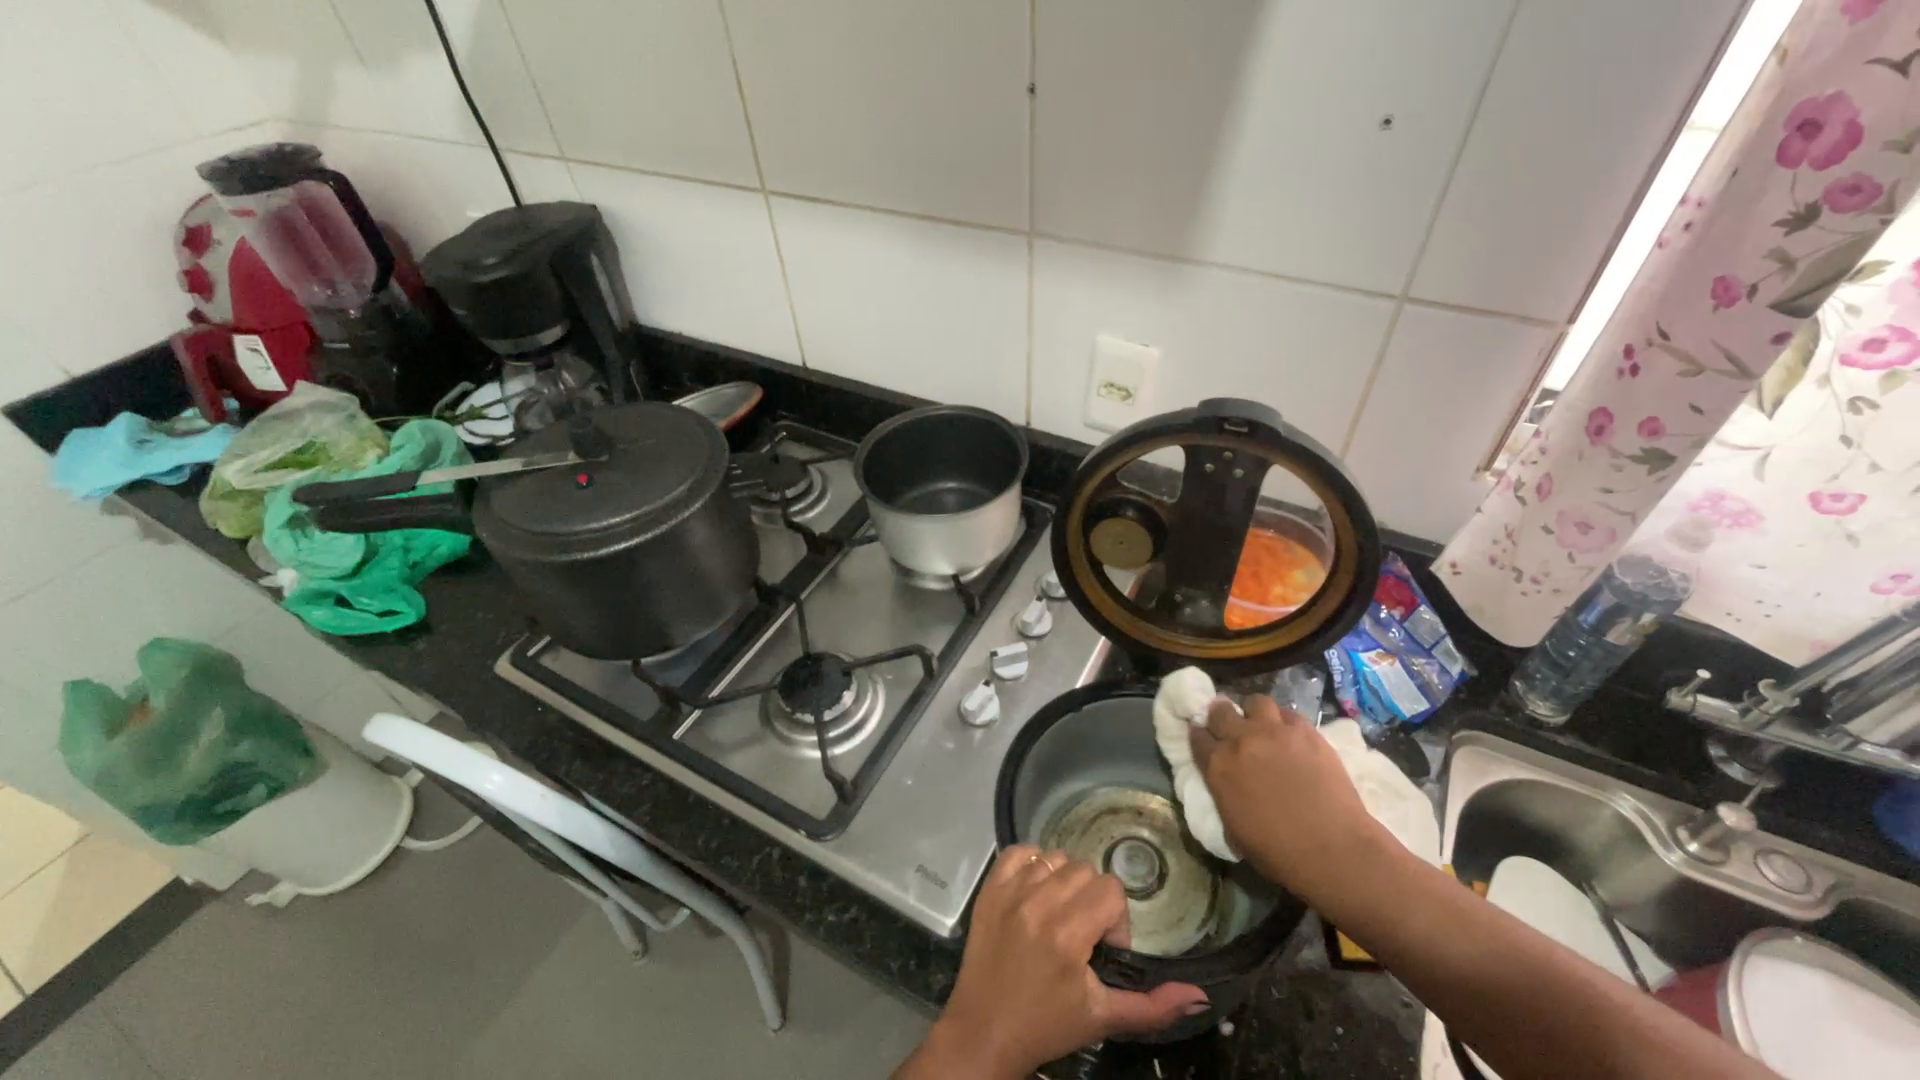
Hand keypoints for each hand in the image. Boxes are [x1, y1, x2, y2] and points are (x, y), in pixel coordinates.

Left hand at [900, 846, 1208, 1078]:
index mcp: (1067, 933)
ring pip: (1055, 859)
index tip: (1104, 949)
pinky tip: (1036, 892)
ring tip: (1059, 915)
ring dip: (1064, 883)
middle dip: (1093, 901)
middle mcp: (1037, 904)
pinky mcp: (988, 891)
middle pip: (1085, 871)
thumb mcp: (1102, 1018)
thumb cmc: (1045, 1026)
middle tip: (1083, 935)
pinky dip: (1033, 865)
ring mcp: (1009, 893)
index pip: (1110, 890)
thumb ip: (1153, 1007)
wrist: (983, 1033)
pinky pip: (1019, 853)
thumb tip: (1200, 995)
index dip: (1116, 920)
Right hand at [1189, 695, 1384, 901]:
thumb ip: (1224, 794)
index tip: (1205, 738)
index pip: (1197, 737)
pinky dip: (1286, 722)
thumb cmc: (1277, 851)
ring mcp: (1275, 732)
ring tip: (1263, 727)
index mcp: (1218, 767)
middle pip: (1221, 711)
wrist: (1331, 847)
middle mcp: (1241, 740)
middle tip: (1231, 727)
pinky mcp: (1306, 731)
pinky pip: (1289, 714)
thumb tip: (1226, 784)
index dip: (1200, 735)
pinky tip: (1292, 738)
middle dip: (1221, 716)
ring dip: (1255, 713)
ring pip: (1256, 702)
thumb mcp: (1232, 827)